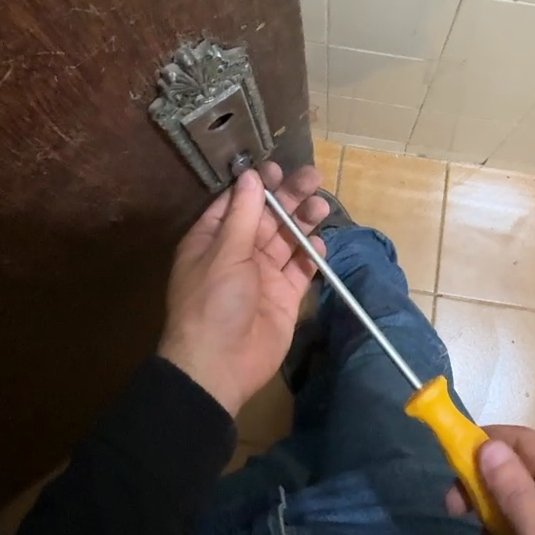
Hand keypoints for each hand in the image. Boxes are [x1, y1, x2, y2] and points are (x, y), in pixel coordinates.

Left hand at [158, 162, 329, 416]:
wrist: (219, 366)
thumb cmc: (213, 302)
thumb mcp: (224, 253)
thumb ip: (243, 214)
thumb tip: (251, 176)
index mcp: (213, 240)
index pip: (237, 202)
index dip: (257, 184)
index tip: (277, 168)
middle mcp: (238, 253)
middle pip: (268, 217)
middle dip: (288, 197)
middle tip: (313, 177)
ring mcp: (262, 276)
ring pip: (286, 240)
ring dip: (302, 221)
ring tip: (321, 205)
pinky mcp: (284, 297)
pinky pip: (300, 269)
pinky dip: (310, 255)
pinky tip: (319, 242)